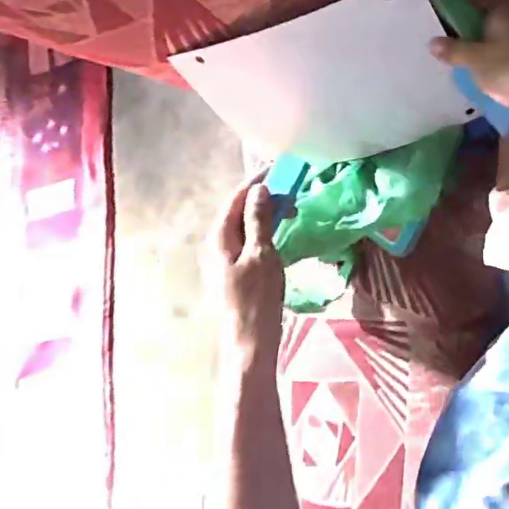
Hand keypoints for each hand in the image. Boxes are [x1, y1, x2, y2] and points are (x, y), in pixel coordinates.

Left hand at [207, 175, 284, 366]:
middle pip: (239, 209)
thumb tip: (259, 190)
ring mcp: (224, 259)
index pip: (236, 198)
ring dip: (266, 211)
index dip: (257, 180)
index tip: (280, 167)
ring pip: (245, 224)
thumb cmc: (257, 298)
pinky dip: (265, 228)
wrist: (250, 342)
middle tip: (291, 186)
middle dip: (263, 194)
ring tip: (291, 204)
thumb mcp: (262, 254)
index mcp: (219, 238)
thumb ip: (259, 221)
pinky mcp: (235, 271)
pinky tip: (281, 230)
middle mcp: (216, 245)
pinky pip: (249, 238)